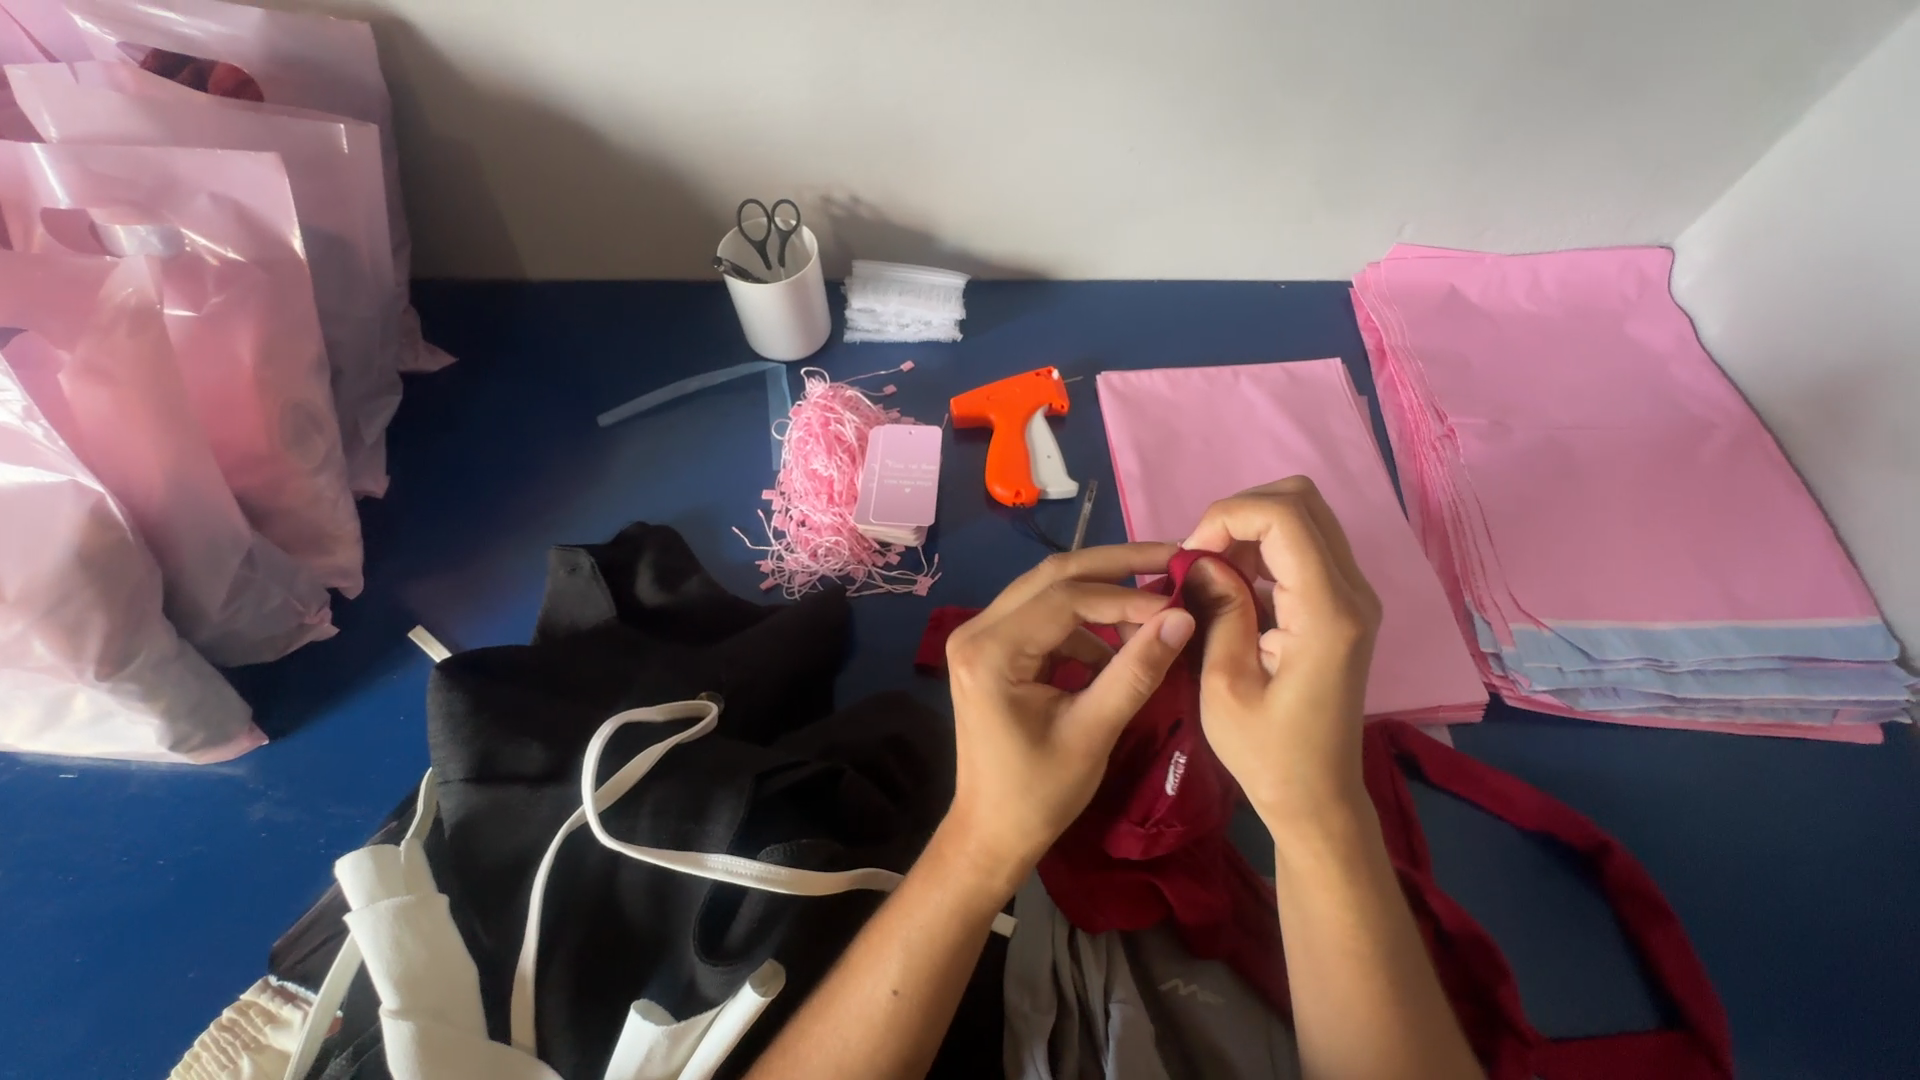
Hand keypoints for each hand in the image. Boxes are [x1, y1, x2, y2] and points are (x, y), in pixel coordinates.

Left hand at [941, 543, 1195, 890]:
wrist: (992, 831)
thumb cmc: (1038, 793)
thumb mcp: (1093, 732)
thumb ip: (1136, 671)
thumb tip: (1182, 616)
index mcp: (991, 652)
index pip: (1065, 599)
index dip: (1126, 596)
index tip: (1180, 600)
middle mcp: (976, 630)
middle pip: (1053, 577)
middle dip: (1116, 567)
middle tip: (1173, 558)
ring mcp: (980, 637)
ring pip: (1048, 591)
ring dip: (1102, 596)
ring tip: (1156, 609)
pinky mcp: (994, 649)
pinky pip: (1044, 618)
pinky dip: (1085, 624)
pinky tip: (1120, 645)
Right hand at [1179, 477, 1381, 834]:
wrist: (1317, 796)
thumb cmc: (1266, 753)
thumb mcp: (1224, 686)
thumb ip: (1218, 611)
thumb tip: (1200, 559)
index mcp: (1326, 613)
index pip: (1285, 516)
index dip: (1227, 517)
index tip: (1189, 557)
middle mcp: (1352, 591)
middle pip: (1300, 499)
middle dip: (1238, 513)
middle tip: (1199, 557)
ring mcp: (1353, 595)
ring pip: (1302, 516)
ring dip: (1248, 528)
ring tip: (1210, 570)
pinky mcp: (1343, 604)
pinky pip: (1303, 545)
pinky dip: (1262, 546)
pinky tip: (1232, 583)